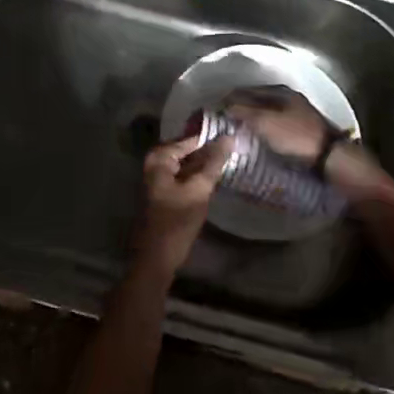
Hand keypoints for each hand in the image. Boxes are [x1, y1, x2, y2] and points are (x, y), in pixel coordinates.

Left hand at [135, 132, 233, 274]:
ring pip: (187, 164)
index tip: (236, 136)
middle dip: (210, 151)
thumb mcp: (199, 189)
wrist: (156, 257)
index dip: (214, 138)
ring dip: (206, 164)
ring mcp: (158, 177)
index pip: (192, 139)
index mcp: (159, 157)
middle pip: (188, 150)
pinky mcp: (164, 191)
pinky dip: (199, 176)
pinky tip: (217, 178)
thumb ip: (214, 162)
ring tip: (233, 160)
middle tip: (237, 147)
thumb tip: (229, 136)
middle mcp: (155, 162)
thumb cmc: (177, 221)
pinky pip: (184, 176)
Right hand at [222, 86, 392, 199]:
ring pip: (262, 115)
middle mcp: (286, 98)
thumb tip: (222, 104)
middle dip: (236, 112)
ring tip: (233, 136)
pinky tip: (253, 142)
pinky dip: (259, 132)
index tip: (211, 115)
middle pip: (253, 102)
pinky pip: (271, 127)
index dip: (225, 101)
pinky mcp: (298, 131)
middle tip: (220, 128)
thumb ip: (242, 110)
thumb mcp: (264, 121)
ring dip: (247, 123)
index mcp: (278, 91)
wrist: (330, 159)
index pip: (242, 91)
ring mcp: (294, 114)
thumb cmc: (296, 137)